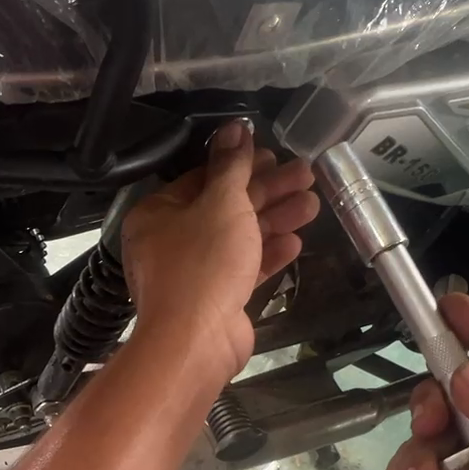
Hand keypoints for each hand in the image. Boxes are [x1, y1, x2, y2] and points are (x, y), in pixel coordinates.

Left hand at [120, 120, 318, 382]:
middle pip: (223, 207)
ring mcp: (189, 274)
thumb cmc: (202, 264)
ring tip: (312, 205)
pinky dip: (265, 256)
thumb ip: (232, 166)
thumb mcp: (221, 204)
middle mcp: (167, 243)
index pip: (201, 179)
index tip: (276, 154)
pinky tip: (294, 244)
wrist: (194, 341)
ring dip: (274, 220)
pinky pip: (239, 270)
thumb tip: (234, 128)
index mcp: (156, 215)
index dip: (241, 165)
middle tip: (306, 176)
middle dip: (267, 192)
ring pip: (235, 238)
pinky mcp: (211, 299)